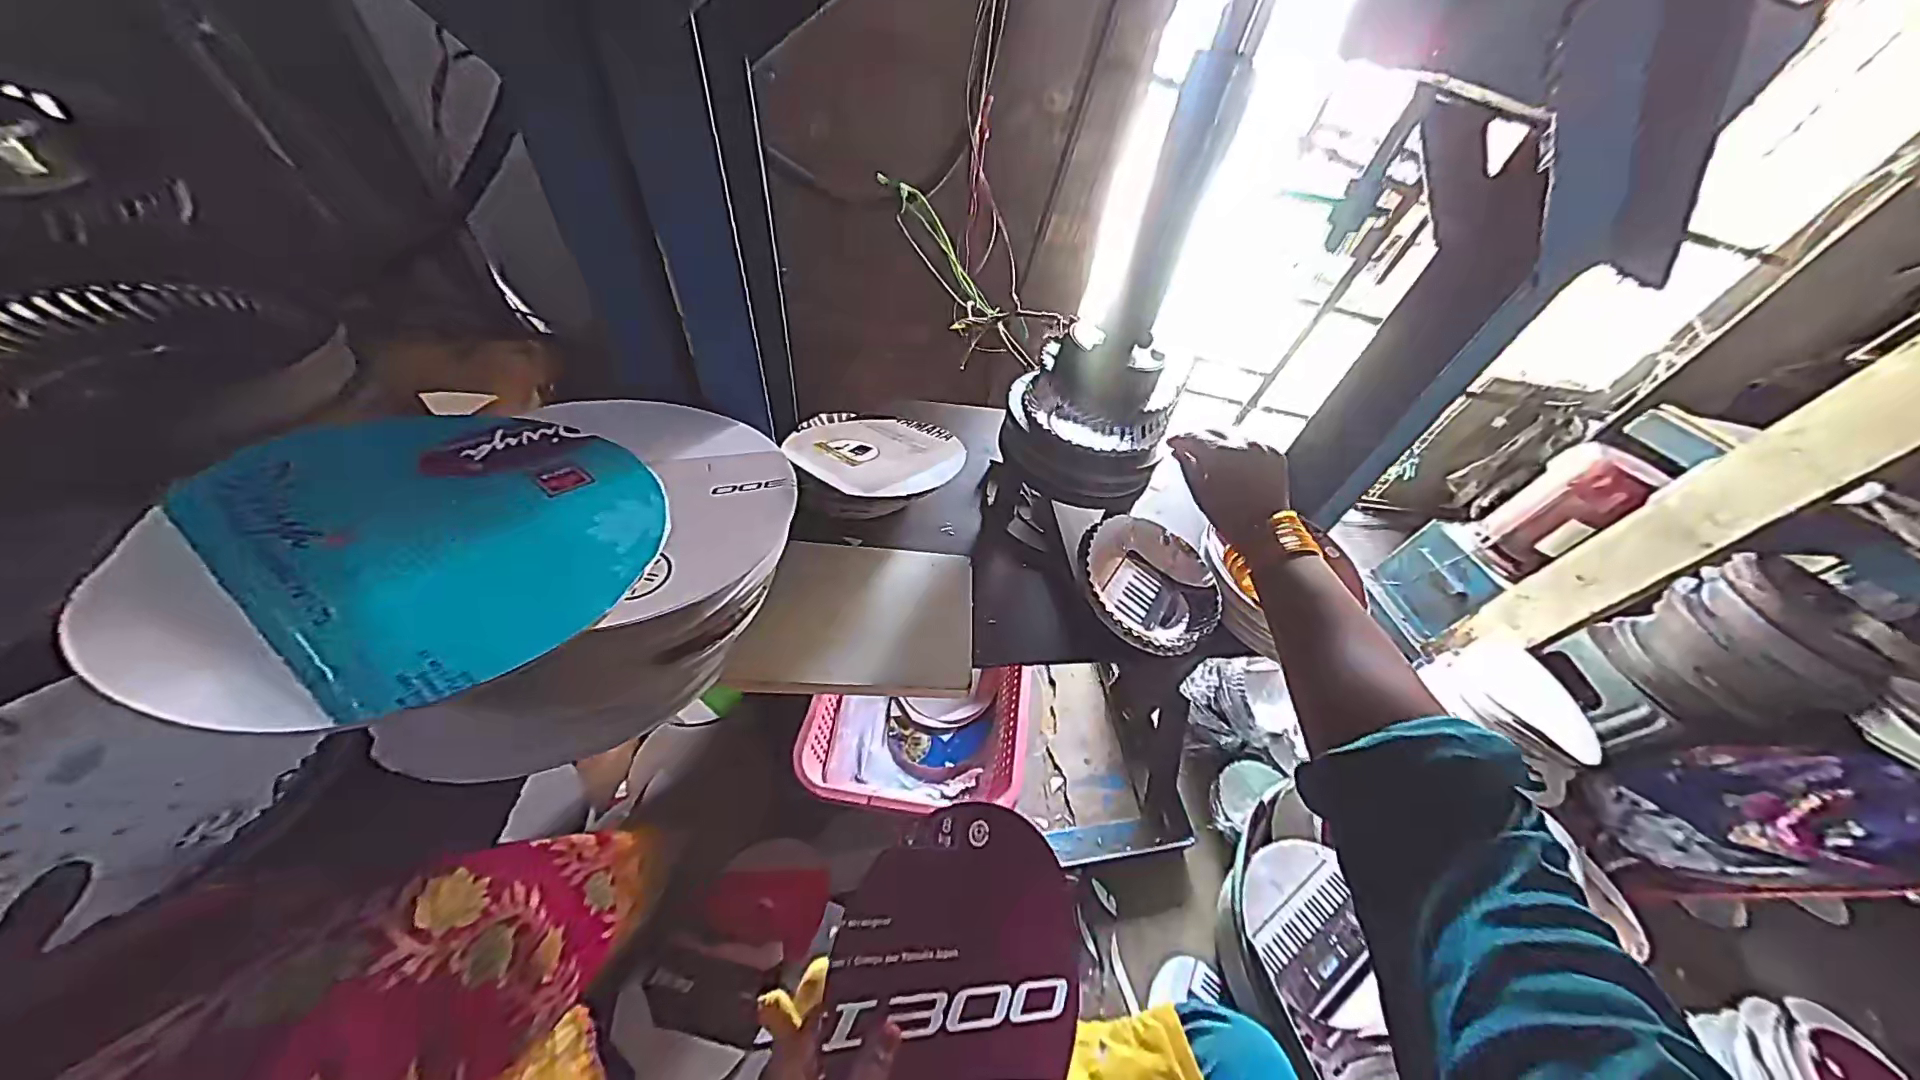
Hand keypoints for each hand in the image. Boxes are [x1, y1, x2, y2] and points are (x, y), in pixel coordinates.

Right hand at [1169, 430, 1291, 553]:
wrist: (1262, 531)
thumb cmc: (1229, 518)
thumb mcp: (1199, 491)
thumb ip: (1188, 465)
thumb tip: (1182, 451)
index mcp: (1219, 455)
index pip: (1194, 436)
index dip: (1180, 438)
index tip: (1173, 442)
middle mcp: (1242, 446)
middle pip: (1215, 430)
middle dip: (1199, 437)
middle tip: (1188, 445)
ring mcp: (1261, 448)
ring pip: (1234, 434)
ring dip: (1220, 442)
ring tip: (1209, 453)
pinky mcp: (1274, 454)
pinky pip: (1251, 443)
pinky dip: (1239, 448)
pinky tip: (1232, 459)